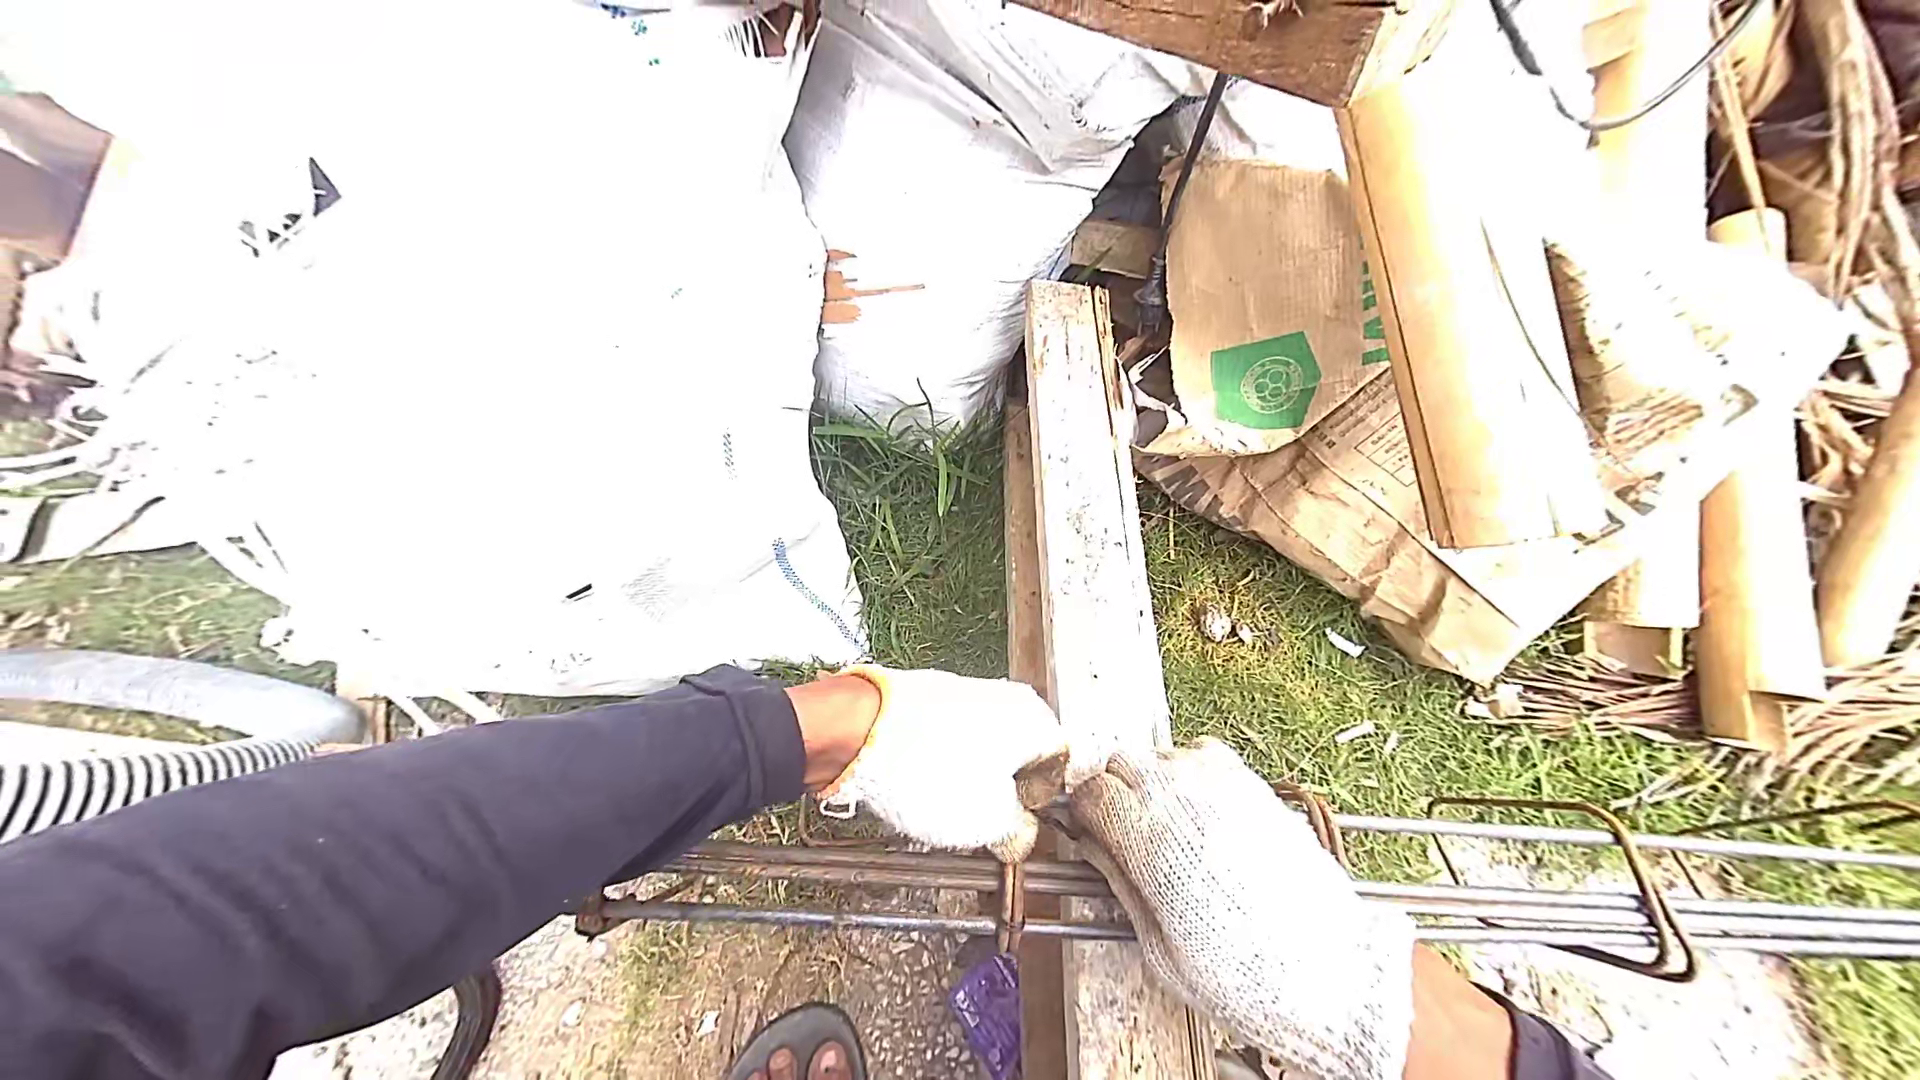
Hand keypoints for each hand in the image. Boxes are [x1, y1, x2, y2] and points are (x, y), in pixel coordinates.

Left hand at [808, 666, 1066, 861]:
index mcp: (1035, 719)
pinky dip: (941, 760)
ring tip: (941, 802)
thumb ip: (1018, 831)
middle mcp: (1007, 697)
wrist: (857, 726)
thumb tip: (1019, 830)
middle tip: (979, 818)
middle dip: (1003, 791)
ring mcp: (966, 692)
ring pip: (984, 748)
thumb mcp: (988, 822)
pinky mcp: (930, 696)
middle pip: (1020, 757)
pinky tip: (918, 779)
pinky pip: (950, 737)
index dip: (1040, 804)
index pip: (1059, 769)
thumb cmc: (931, 770)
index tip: (1016, 823)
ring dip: (971, 778)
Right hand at [1070, 738, 1414, 1079]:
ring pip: (1156, 754)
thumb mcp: (1161, 950)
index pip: (1089, 792)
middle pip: (1118, 762)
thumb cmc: (1250, 978)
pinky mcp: (1248, 780)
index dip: (1082, 811)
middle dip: (1112, 790)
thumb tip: (1091, 846)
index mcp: (1148, 841)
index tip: (1089, 828)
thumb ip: (1120, 883)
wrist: (1334, 971)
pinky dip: (1188, 770)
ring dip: (1149, 779)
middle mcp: (1177, 798)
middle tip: (1122, 825)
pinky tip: (1198, 807)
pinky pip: (1198, 752)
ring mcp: (1216, 782)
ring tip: (1164, 820)